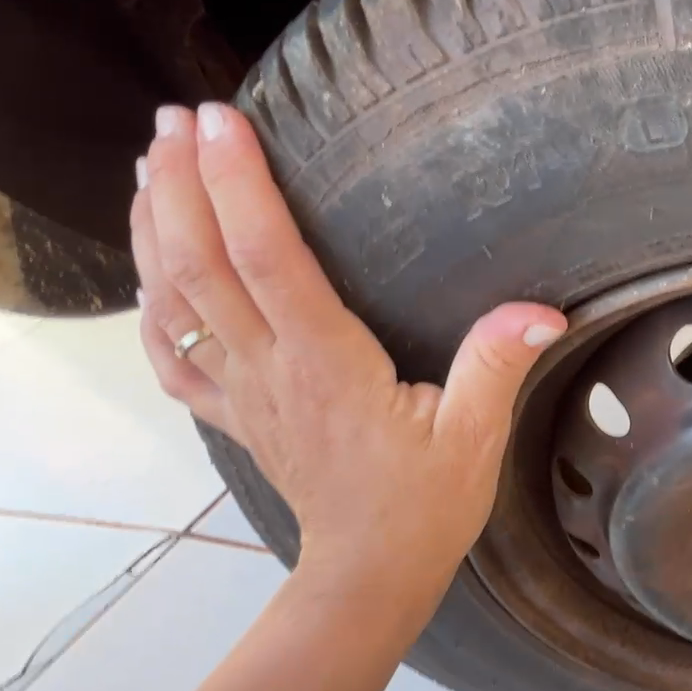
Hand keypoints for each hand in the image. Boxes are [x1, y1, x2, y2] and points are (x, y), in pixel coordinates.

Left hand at [130, 102, 566, 587]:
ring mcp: (243, 393)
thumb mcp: (478, 435)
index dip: (240, 187)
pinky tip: (149, 273)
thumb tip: (542, 312)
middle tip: (175, 120)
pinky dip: (149, 304)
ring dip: (153, 226)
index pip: (267, 260)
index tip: (224, 122)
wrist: (373, 570)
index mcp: (327, 366)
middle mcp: (269, 370)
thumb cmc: (428, 503)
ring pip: (174, 299)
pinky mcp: (238, 414)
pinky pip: (172, 353)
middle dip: (179, 184)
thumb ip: (498, 366)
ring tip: (152, 164)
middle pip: (199, 264)